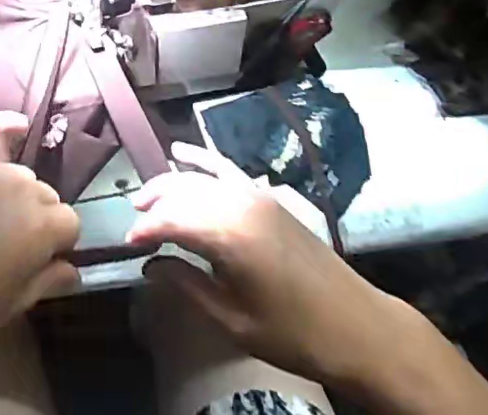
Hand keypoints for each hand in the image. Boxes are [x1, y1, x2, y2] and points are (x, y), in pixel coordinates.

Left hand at [0, 112, 80, 379]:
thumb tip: (71, 270)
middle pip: (46, 195)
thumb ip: (48, 281)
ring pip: (21, 174)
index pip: (69, 223)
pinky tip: (18, 124)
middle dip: (37, 218)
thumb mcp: (11, 306)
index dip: (56, 244)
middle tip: (11, 245)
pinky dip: (5, 126)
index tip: (39, 260)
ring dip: (15, 193)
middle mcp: (23, 188)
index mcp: (41, 228)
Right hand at [125, 142, 394, 385]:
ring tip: (147, 198)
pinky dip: (202, 158)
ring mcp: (256, 195)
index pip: (172, 220)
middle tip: (135, 223)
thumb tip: (151, 266)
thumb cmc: (295, 334)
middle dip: (154, 204)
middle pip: (182, 191)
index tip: (129, 244)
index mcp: (230, 236)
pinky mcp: (268, 196)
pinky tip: (181, 152)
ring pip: (199, 177)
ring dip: (170, 183)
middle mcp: (240, 204)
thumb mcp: (234, 320)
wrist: (358, 326)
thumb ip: (188, 286)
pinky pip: (226, 168)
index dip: (146, 229)